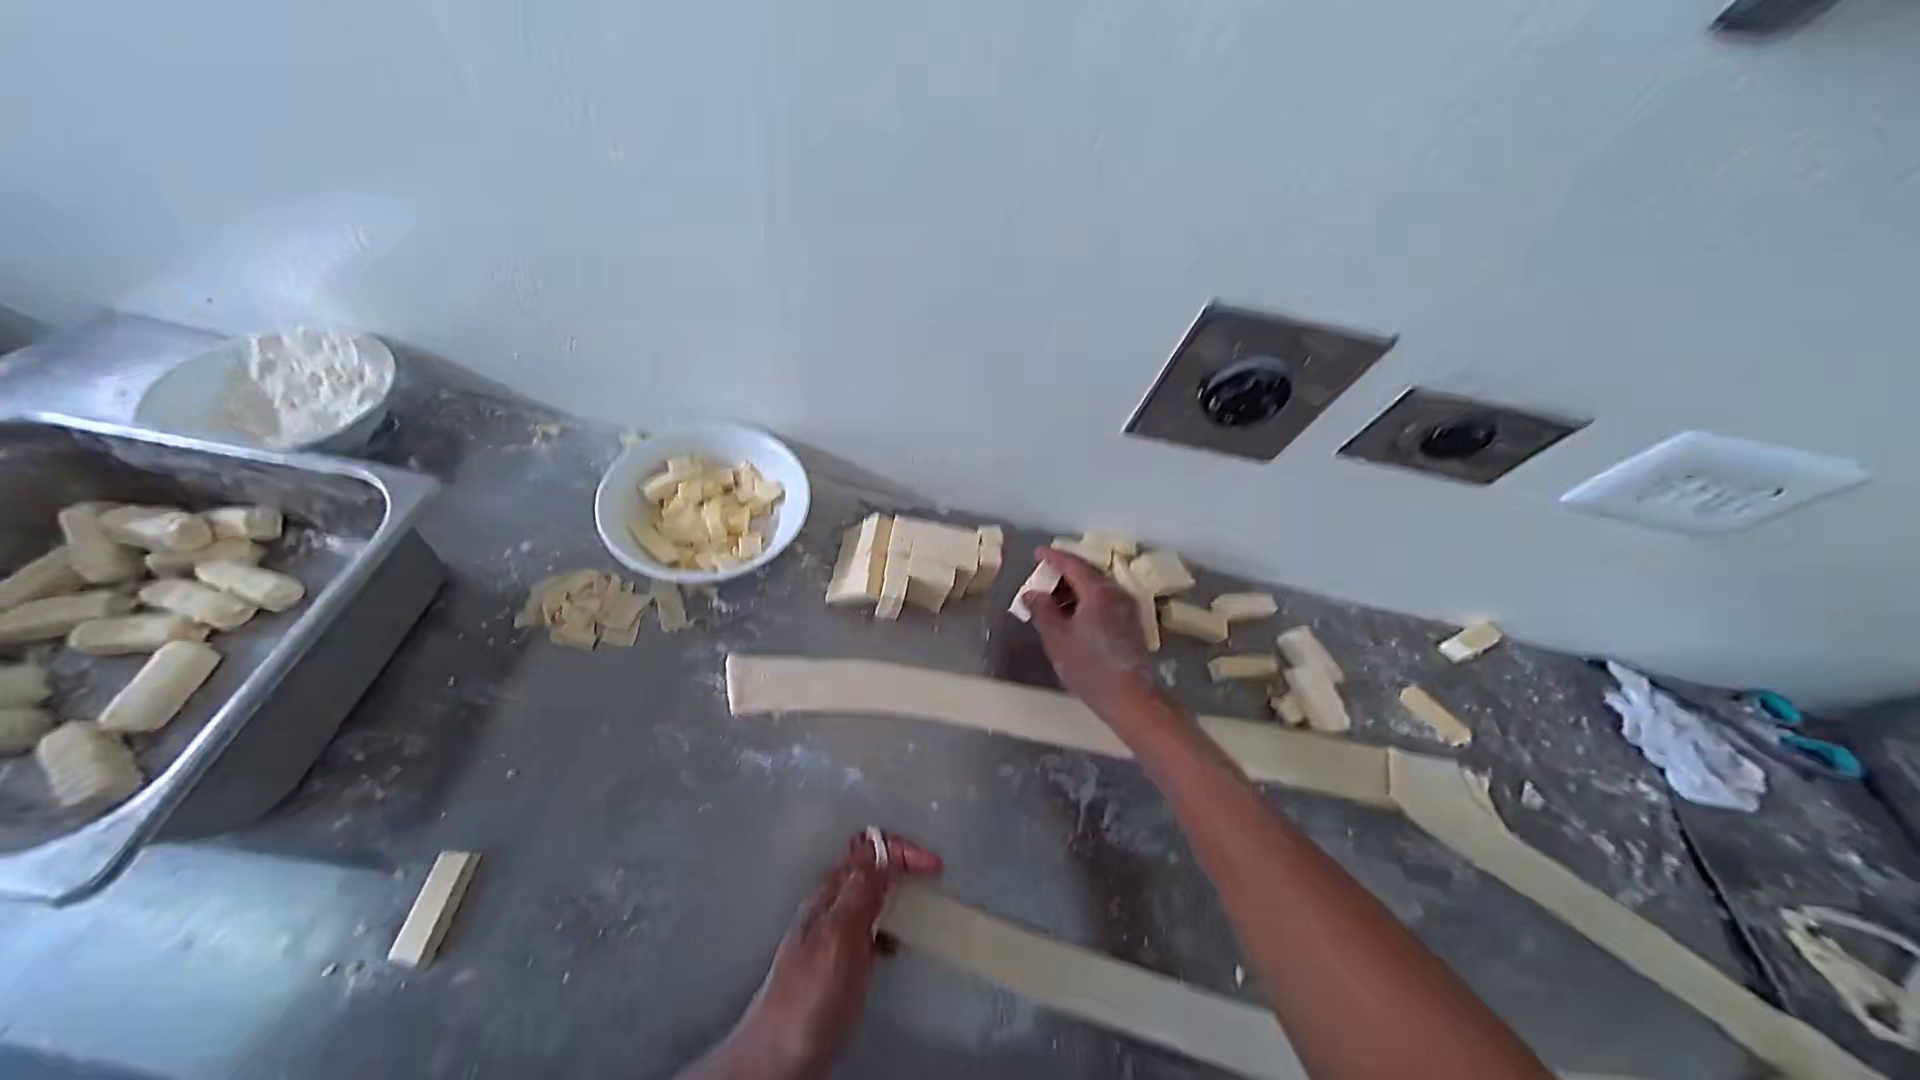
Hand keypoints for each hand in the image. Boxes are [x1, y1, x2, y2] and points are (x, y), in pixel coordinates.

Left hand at [699, 831, 941, 1079]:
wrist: (775, 1061)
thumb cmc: (810, 997)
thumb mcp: (838, 937)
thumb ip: (859, 893)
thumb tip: (879, 847)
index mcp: (829, 895)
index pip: (867, 851)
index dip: (901, 850)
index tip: (933, 866)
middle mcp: (829, 908)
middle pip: (869, 869)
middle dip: (903, 866)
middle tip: (933, 879)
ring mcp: (832, 936)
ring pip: (870, 897)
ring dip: (897, 893)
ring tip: (922, 906)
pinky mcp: (838, 963)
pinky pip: (870, 928)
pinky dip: (889, 924)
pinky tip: (896, 944)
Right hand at [1023, 546, 1160, 717]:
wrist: (1129, 697)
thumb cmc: (1088, 666)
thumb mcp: (1057, 638)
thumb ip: (1042, 610)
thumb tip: (1032, 593)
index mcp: (1098, 592)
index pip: (1073, 564)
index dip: (1053, 557)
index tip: (1037, 553)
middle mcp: (1116, 593)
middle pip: (1087, 573)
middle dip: (1062, 574)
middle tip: (1040, 579)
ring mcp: (1126, 608)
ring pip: (1096, 588)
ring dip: (1073, 590)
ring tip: (1051, 601)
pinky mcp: (1130, 623)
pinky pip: (1103, 601)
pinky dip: (1085, 601)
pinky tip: (1070, 616)